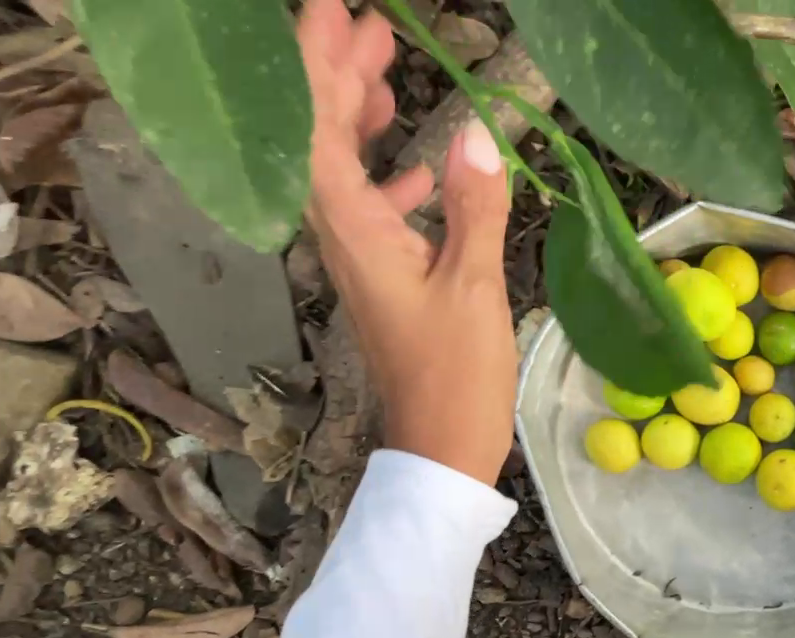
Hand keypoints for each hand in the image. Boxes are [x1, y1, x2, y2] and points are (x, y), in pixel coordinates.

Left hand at [297, 0, 518, 485]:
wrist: (444, 439)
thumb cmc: (457, 372)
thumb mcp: (474, 288)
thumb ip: (475, 208)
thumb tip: (477, 131)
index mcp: (353, 229)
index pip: (316, 126)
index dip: (319, 64)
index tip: (334, 13)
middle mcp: (342, 234)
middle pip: (321, 139)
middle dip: (338, 78)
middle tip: (370, 28)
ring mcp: (362, 257)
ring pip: (345, 171)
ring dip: (362, 122)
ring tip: (390, 81)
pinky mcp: (385, 278)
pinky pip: (374, 209)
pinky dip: (392, 178)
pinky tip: (422, 170)